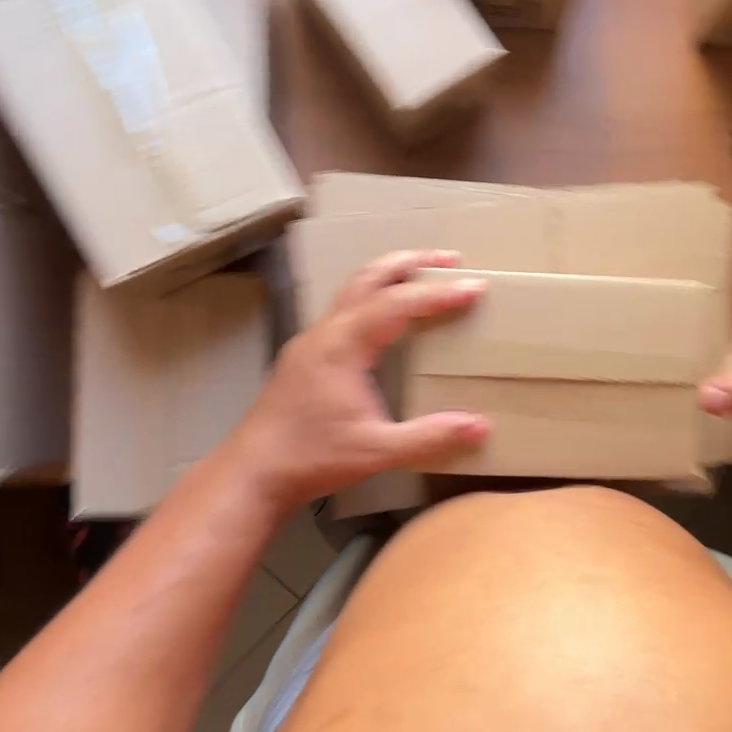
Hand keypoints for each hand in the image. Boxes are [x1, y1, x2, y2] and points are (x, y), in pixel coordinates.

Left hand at [226, 250, 490, 505]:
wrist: (252, 473)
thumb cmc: (312, 459)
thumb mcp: (377, 451)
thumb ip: (429, 437)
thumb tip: (480, 426)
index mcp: (343, 346)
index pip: (398, 304)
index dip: (439, 294)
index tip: (475, 286)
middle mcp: (325, 333)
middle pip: (369, 277)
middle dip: (411, 262)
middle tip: (450, 258)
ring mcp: (311, 341)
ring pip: (353, 289)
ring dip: (390, 275)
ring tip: (425, 274)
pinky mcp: (306, 355)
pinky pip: (345, 310)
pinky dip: (375, 297)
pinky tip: (389, 317)